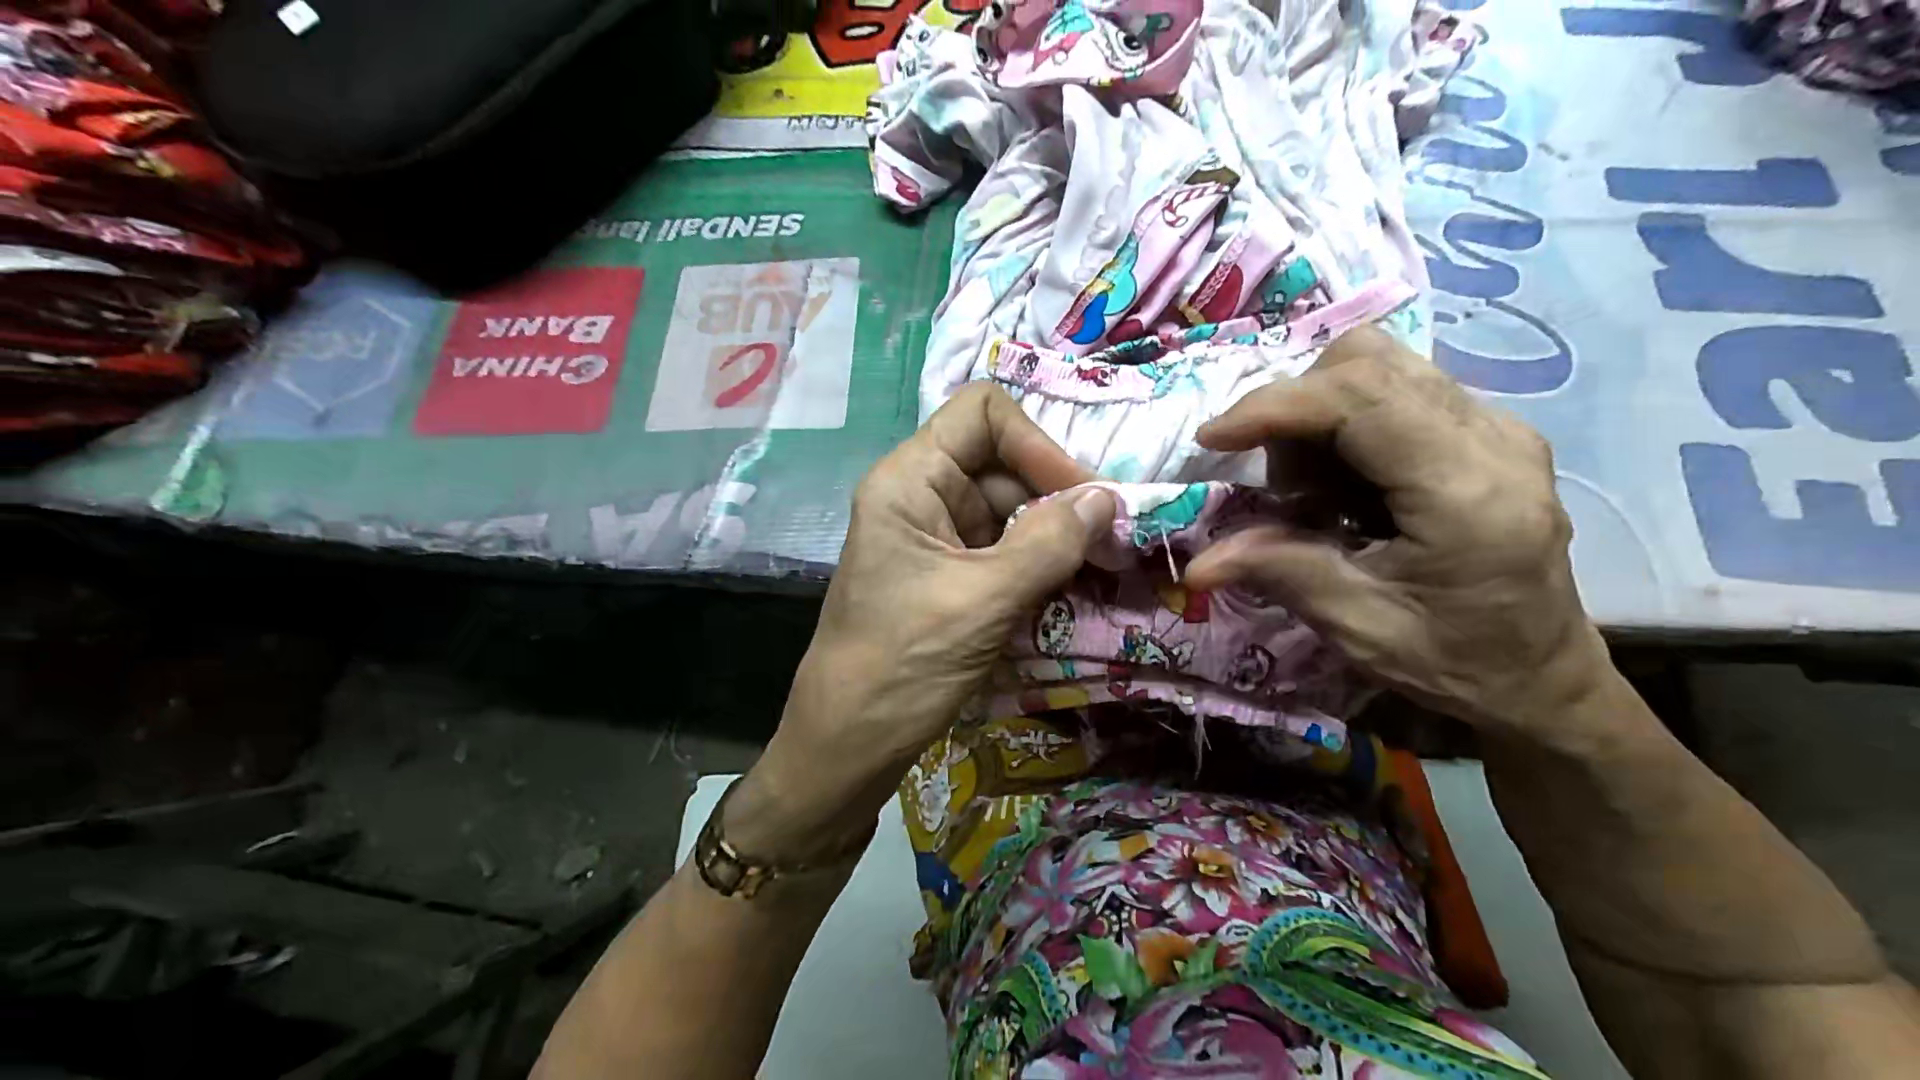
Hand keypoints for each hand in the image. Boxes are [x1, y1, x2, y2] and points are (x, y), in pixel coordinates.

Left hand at [728, 385, 1115, 861]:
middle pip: (1005, 462)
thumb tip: (1108, 499)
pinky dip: (1043, 562)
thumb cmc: (903, 664)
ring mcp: (938, 537)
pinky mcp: (952, 575)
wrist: (849, 742)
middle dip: (1060, 496)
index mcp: (910, 480)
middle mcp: (922, 496)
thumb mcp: (982, 599)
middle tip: (1115, 542)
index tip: (1080, 495)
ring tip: (1106, 568)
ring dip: (1059, 534)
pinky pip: (1007, 549)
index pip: (983, 414)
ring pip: (1013, 509)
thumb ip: (1049, 543)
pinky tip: (1078, 586)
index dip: (1037, 443)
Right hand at [1184, 326, 1610, 734]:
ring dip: (1315, 412)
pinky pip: (1393, 388)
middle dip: (1292, 409)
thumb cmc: (1456, 661)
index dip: (1273, 406)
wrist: (1542, 677)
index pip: (1360, 398)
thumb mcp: (1359, 628)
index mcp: (1466, 491)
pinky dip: (1340, 421)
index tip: (1212, 440)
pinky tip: (1341, 483)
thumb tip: (1197, 564)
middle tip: (1276, 484)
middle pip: (1366, 361)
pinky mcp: (1483, 431)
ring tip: (1310, 488)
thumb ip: (1280, 573)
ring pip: (1378, 363)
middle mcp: (1491, 438)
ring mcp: (1493, 426)